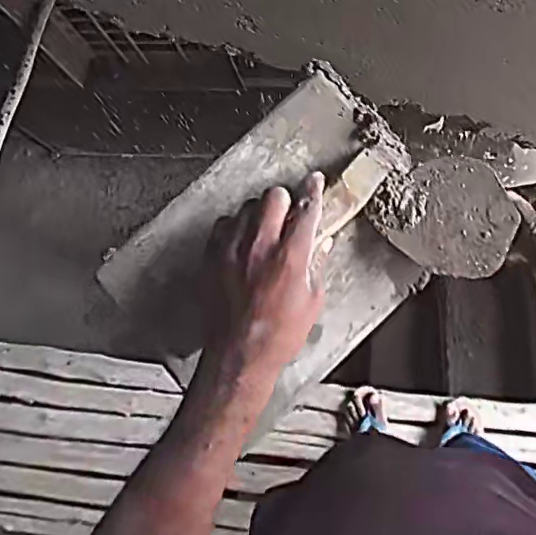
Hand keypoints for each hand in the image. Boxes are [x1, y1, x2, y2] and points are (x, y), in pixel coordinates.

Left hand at [203, 173, 327, 382]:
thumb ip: (317, 263)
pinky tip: (242, 243)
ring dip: (260, 214)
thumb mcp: (312, 300)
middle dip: (285, 200)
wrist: (239, 353)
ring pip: (247, 206)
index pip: (306, 209)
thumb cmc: (279, 334)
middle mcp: (260, 246)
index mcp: (290, 256)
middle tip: (289, 214)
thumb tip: (322, 240)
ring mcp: (232, 248)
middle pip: (273, 196)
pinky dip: (236, 228)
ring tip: (264, 232)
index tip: (316, 181)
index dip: (314, 190)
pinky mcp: (213, 255)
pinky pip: (224, 224)